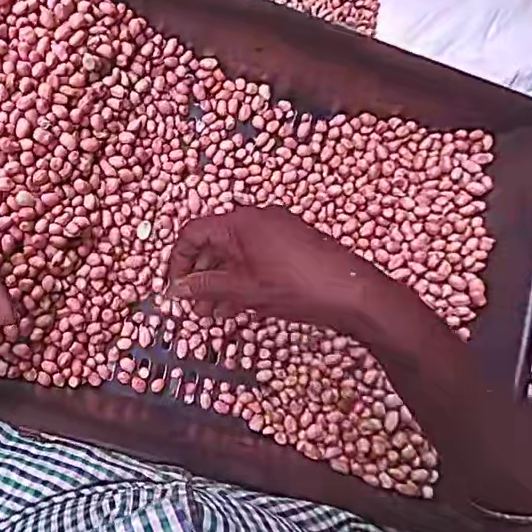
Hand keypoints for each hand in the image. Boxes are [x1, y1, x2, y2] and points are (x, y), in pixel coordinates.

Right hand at [164, 206, 387, 325]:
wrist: (356, 295)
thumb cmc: (299, 288)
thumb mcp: (244, 290)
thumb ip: (206, 287)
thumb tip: (178, 288)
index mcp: (241, 222)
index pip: (193, 233)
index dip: (179, 261)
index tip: (175, 287)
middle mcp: (258, 219)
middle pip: (213, 243)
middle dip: (200, 275)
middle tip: (193, 304)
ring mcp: (278, 230)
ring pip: (235, 253)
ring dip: (220, 280)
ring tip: (212, 312)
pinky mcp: (292, 244)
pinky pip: (255, 257)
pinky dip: (241, 277)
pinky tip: (236, 304)